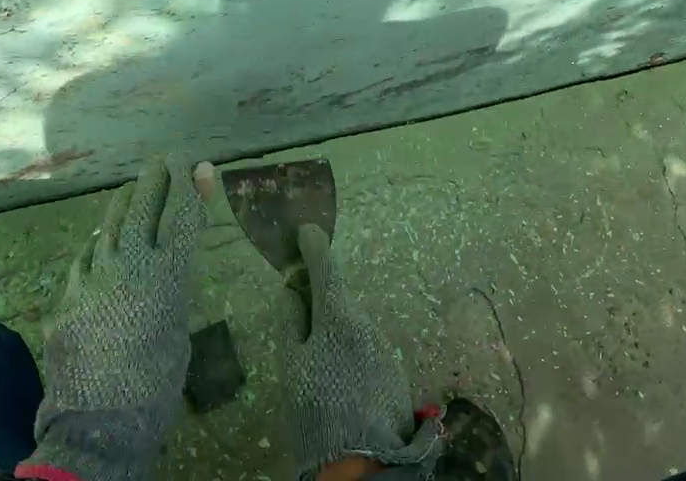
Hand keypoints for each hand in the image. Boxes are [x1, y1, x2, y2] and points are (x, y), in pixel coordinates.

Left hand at [21, 157, 207, 480]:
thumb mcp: (180, 329)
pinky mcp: (67, 293)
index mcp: (166, 278)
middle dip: (156, 179)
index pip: (181, 215)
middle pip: (144, 207)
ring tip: (134, 187)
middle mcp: (129, 266)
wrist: (98, 424)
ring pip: (111, 223)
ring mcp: (93, 276)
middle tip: (162, 161)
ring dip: (125, 202)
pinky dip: (100, 243)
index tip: (191, 163)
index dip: (188, 185)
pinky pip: (86, 256)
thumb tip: (176, 253)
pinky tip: (103, 239)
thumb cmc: (155, 386)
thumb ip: (177, 283)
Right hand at [279, 225, 440, 480]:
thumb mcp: (291, 366)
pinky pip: (367, 351)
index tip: (306, 230)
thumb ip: (290, 321)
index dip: (313, 246)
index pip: (325, 267)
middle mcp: (368, 325)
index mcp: (339, 318)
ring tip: (316, 357)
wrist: (364, 468)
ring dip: (336, 329)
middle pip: (340, 299)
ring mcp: (386, 351)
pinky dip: (351, 353)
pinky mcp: (396, 376)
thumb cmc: (316, 412)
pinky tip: (339, 380)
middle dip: (320, 297)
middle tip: (298, 302)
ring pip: (354, 328)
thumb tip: (291, 288)